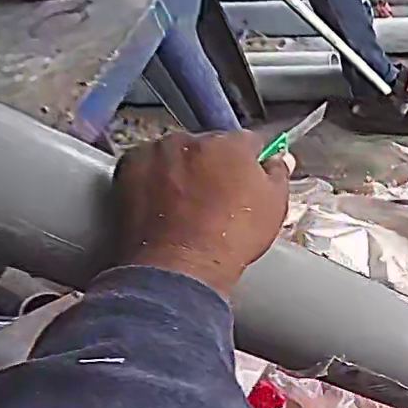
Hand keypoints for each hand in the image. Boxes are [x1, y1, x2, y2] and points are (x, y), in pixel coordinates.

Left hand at [113, 132, 291, 296]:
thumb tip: (279, 159)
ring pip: (176, 154)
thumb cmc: (230, 242)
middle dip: (213, 167)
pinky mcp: (129, 166)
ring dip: (182, 171)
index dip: (251, 162)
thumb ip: (278, 175)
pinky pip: (147, 166)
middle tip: (215, 201)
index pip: (248, 141)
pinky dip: (153, 180)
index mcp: (232, 145)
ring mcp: (158, 151)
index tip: (248, 179)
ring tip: (186, 207)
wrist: (180, 268)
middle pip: (209, 146)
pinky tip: (162, 206)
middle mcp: (193, 139)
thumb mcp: (273, 210)